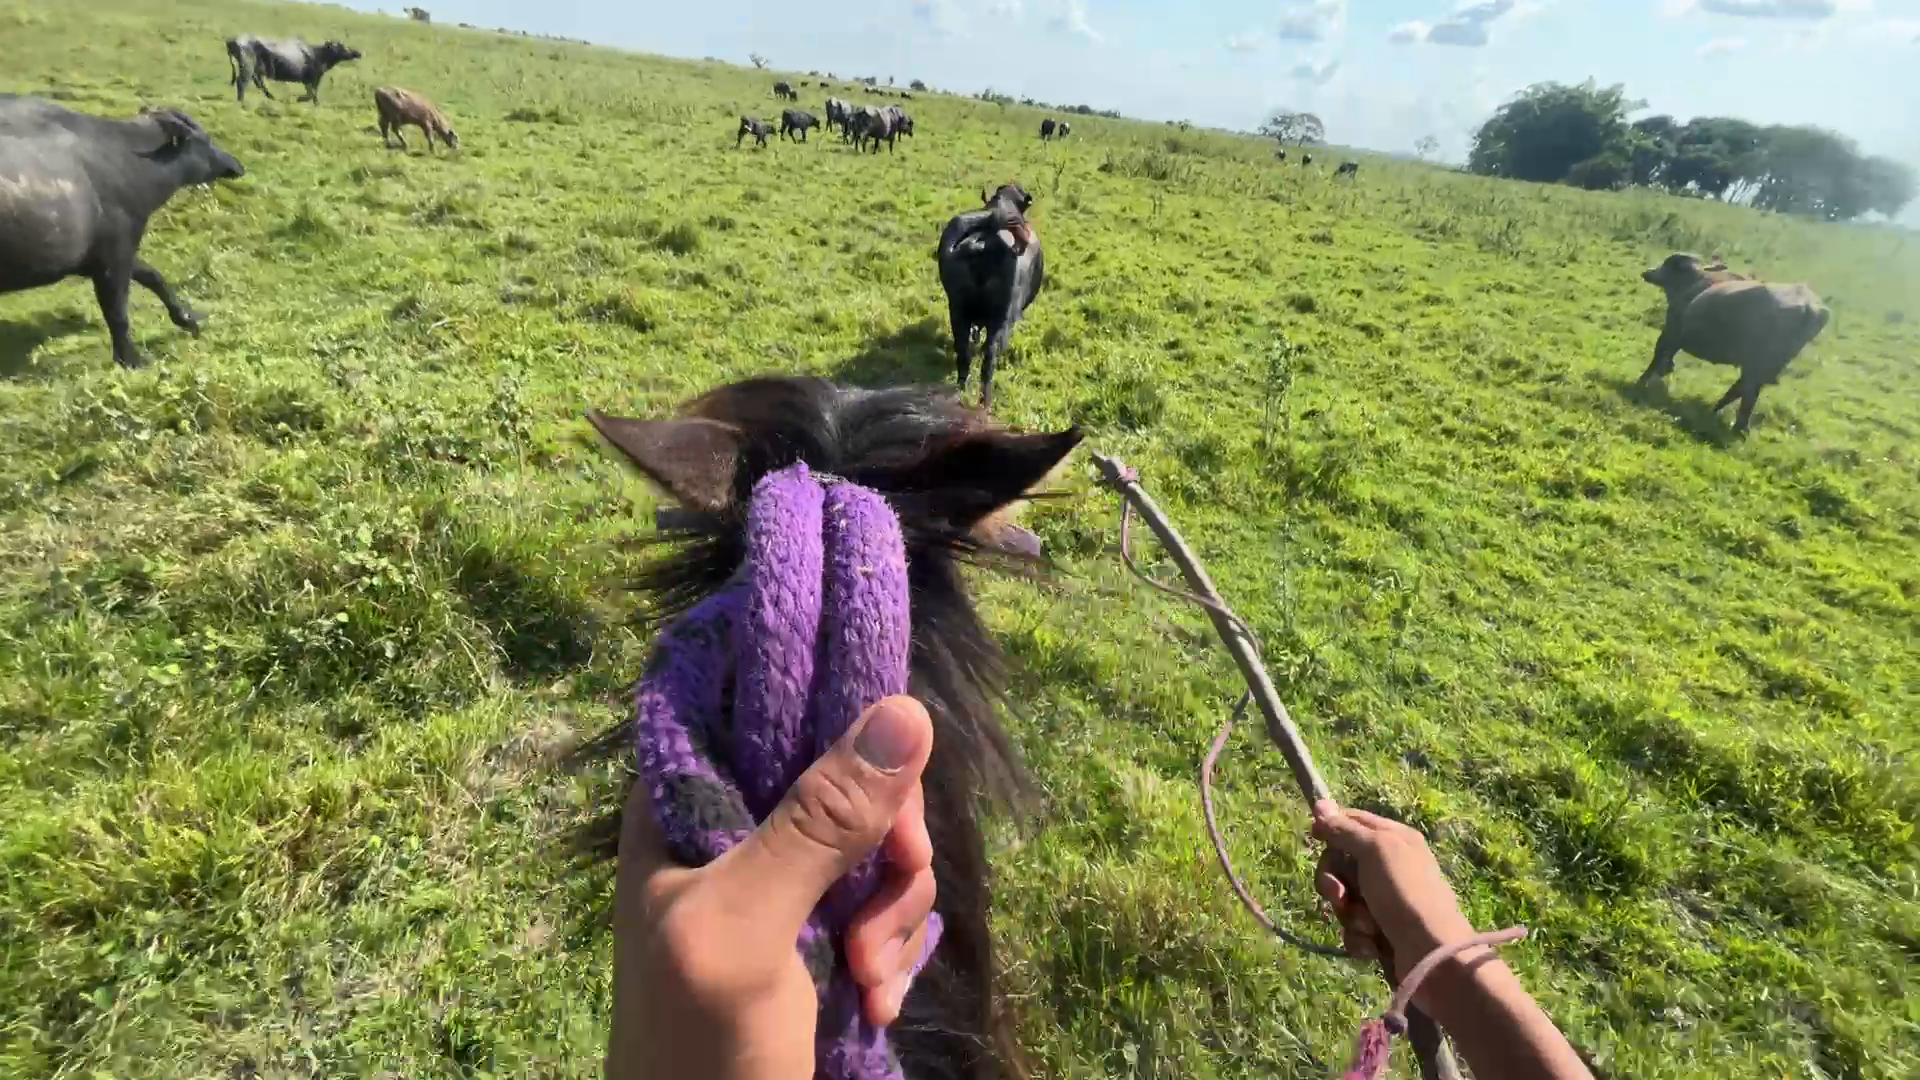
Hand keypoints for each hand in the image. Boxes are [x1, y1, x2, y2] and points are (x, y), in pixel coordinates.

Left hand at [607, 697, 938, 1079]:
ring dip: (894, 909)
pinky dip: (898, 942)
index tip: (889, 783)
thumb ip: (817, 823)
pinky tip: (879, 996)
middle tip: (882, 907)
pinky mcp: (827, 923)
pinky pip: (892, 893)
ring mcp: (788, 874)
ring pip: (881, 835)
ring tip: (870, 979)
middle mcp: (742, 823)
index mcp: (691, 800)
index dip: (844, 727)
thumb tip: (908, 711)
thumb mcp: (746, 931)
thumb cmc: (696, 1056)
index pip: (778, 711)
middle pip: (850, 773)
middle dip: (884, 845)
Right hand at [1310, 801, 1478, 993]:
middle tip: (1340, 894)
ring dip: (1347, 912)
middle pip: (1340, 861)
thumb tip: (1320, 804)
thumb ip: (1345, 829)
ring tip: (1365, 926)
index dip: (1331, 828)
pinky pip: (1352, 926)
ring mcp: (1385, 900)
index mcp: (1393, 839)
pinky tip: (1370, 943)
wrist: (1434, 957)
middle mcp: (1389, 866)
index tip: (1315, 837)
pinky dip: (1357, 936)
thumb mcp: (1375, 850)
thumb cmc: (1405, 893)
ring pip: (1343, 896)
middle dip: (1334, 880)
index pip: (1352, 821)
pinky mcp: (1381, 931)